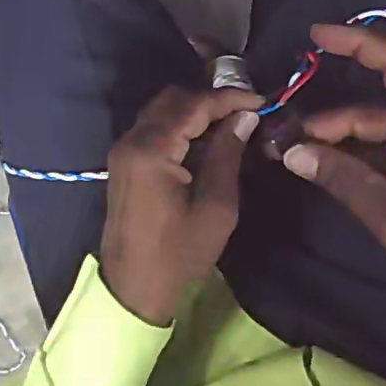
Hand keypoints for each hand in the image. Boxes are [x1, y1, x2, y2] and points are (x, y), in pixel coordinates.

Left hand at [100, 86, 263, 325]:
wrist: (133, 286)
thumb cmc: (178, 252)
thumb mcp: (215, 206)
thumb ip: (227, 155)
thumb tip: (244, 118)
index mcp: (151, 149)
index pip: (193, 106)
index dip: (229, 99)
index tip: (261, 102)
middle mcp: (131, 140)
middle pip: (172, 100)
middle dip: (210, 101)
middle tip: (245, 112)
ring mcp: (123, 150)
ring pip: (161, 111)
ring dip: (194, 112)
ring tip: (230, 124)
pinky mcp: (124, 162)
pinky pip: (153, 129)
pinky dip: (179, 126)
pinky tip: (205, 140)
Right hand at [279, 24, 385, 352]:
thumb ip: (344, 180)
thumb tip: (293, 152)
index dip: (358, 43)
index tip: (316, 36)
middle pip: (380, 103)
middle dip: (331, 115)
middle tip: (285, 134)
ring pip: (384, 128)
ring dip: (343, 138)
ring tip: (298, 155)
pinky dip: (363, 155)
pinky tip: (330, 167)